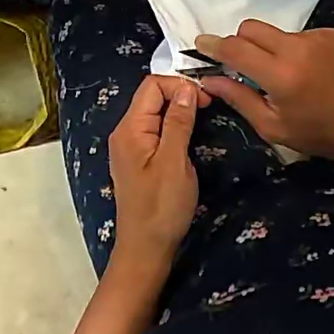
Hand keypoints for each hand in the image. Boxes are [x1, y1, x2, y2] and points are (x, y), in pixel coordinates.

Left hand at [107, 75, 207, 263]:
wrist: (145, 248)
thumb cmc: (161, 206)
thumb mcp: (174, 161)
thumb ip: (178, 122)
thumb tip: (188, 88)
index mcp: (130, 128)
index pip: (152, 85)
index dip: (180, 85)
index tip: (206, 100)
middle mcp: (125, 131)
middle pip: (151, 96)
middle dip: (180, 94)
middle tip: (208, 108)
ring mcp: (130, 145)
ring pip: (154, 112)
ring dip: (178, 110)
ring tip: (202, 119)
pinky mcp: (138, 158)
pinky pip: (154, 129)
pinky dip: (173, 125)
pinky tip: (188, 135)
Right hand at [194, 20, 333, 162]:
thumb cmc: (318, 133)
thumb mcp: (271, 126)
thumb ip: (237, 97)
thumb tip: (207, 79)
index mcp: (281, 75)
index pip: (236, 49)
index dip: (214, 46)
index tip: (200, 45)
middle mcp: (297, 49)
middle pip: (250, 29)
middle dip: (239, 43)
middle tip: (243, 67)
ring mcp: (316, 37)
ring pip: (273, 32)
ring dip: (267, 48)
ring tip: (283, 75)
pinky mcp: (330, 33)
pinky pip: (296, 34)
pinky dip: (291, 50)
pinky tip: (306, 71)